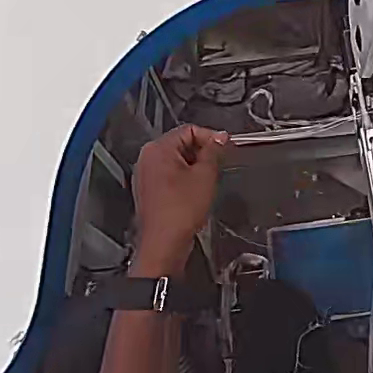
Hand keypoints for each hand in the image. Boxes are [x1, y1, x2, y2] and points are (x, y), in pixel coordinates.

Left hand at [130, 125, 229, 274]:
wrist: (165, 242)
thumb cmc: (180, 210)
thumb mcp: (205, 175)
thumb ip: (213, 152)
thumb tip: (220, 138)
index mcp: (158, 149)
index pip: (189, 130)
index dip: (211, 137)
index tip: (226, 147)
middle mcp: (148, 158)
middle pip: (181, 143)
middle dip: (203, 152)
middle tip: (219, 165)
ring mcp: (146, 174)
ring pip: (177, 160)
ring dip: (195, 166)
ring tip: (208, 181)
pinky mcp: (150, 189)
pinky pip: (171, 175)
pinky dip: (186, 178)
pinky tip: (196, 192)